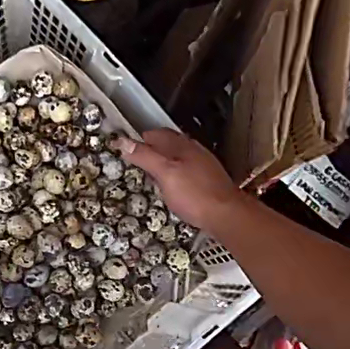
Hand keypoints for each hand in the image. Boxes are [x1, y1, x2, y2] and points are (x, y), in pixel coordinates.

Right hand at [116, 129, 252, 233]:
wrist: (225, 214)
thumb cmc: (194, 194)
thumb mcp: (165, 173)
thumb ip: (145, 157)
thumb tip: (124, 143)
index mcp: (181, 145)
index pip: (156, 134)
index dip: (139, 140)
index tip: (126, 148)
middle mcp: (193, 150)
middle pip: (169, 143)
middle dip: (153, 149)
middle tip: (138, 158)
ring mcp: (203, 164)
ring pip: (179, 156)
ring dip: (165, 160)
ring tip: (153, 171)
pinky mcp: (209, 179)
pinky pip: (188, 169)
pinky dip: (176, 172)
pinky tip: (173, 184)